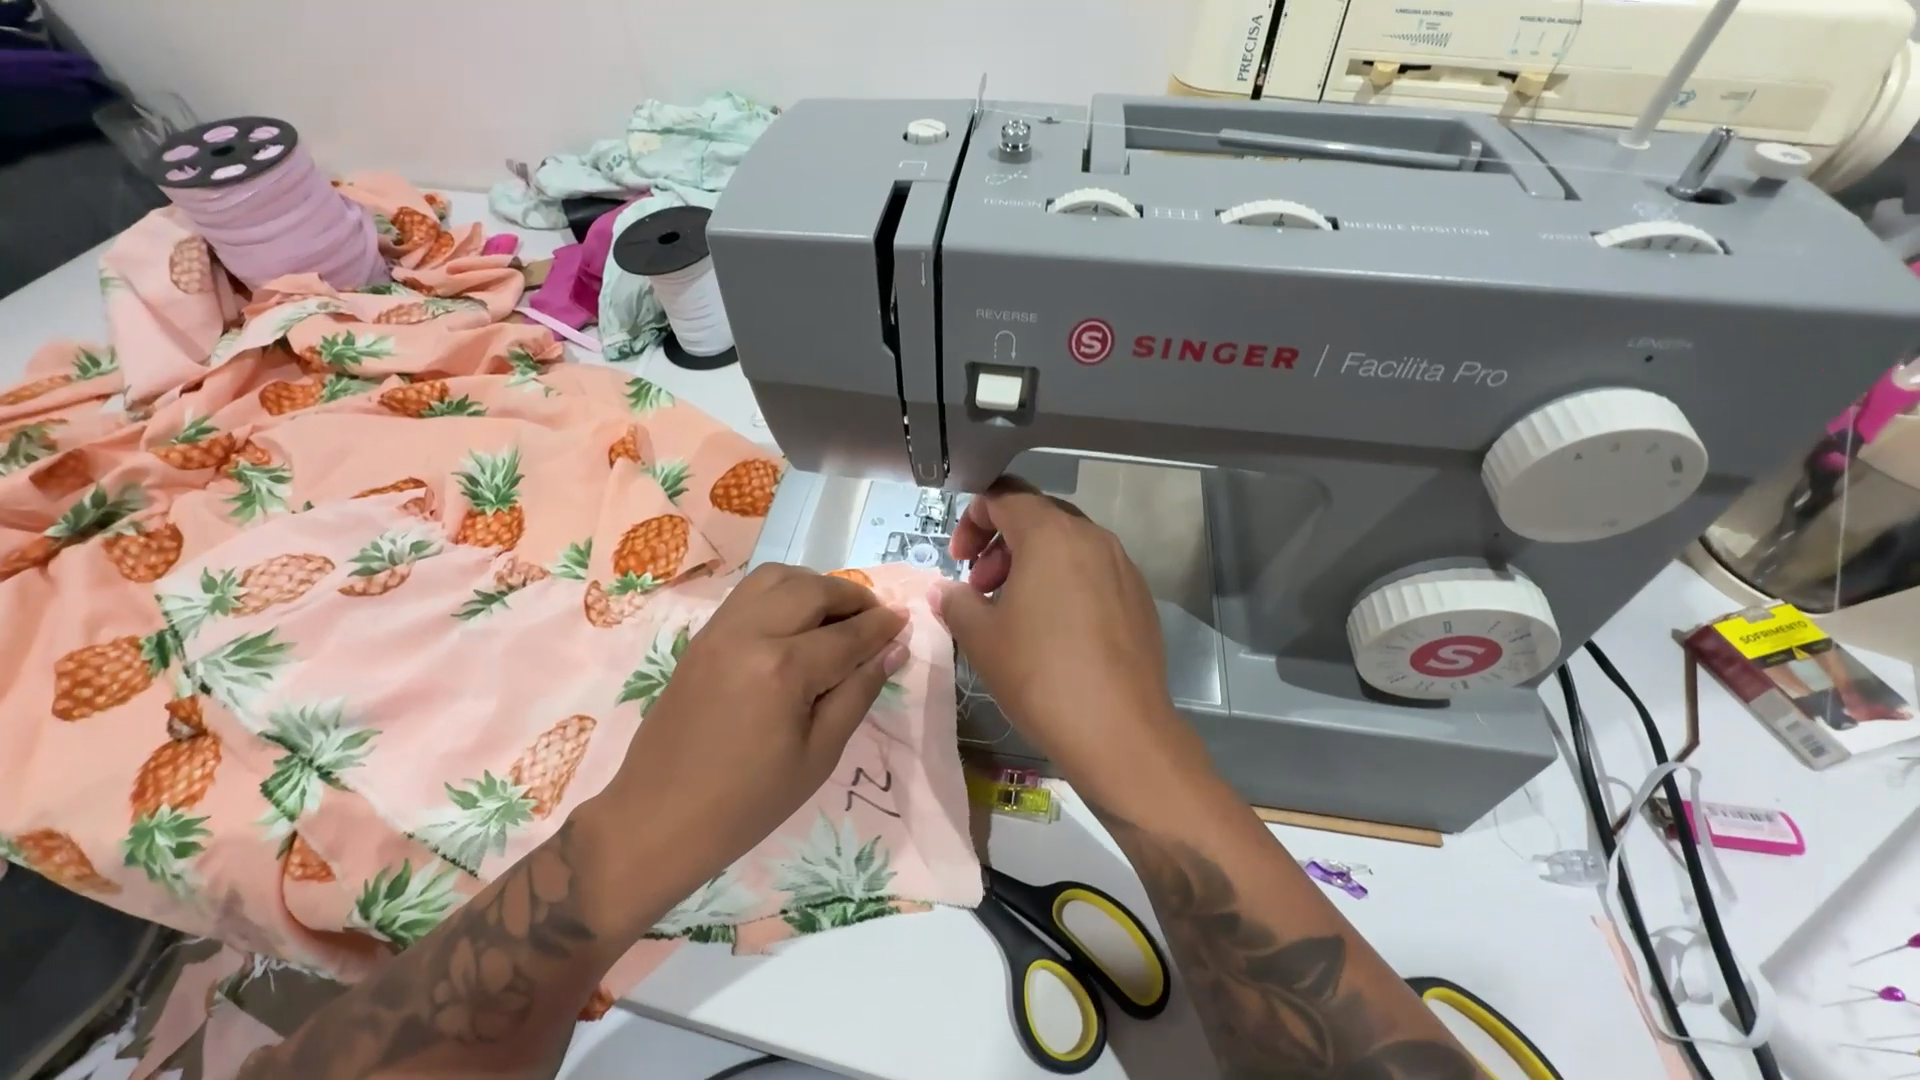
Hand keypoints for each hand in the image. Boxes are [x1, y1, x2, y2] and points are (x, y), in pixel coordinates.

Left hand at [604, 564, 907, 886]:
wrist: (658, 819)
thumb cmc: (748, 803)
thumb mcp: (818, 755)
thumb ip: (858, 693)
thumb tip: (893, 650)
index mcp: (783, 669)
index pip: (848, 635)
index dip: (882, 627)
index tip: (905, 621)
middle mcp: (750, 633)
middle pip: (813, 589)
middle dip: (852, 597)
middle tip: (875, 618)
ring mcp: (719, 630)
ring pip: (776, 578)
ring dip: (813, 586)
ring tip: (835, 615)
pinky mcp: (701, 637)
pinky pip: (748, 594)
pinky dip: (780, 593)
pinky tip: (796, 623)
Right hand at [934, 477, 1205, 806]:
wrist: (1119, 731)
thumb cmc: (1040, 674)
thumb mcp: (981, 638)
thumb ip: (956, 602)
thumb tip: (945, 592)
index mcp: (1051, 534)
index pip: (1005, 497)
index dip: (972, 520)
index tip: (957, 560)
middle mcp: (1092, 538)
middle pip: (1039, 517)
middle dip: (1001, 544)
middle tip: (980, 587)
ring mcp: (1123, 568)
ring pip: (1068, 547)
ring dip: (1032, 565)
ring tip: (1012, 611)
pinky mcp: (1139, 599)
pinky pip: (1093, 574)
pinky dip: (1064, 584)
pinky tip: (1054, 632)